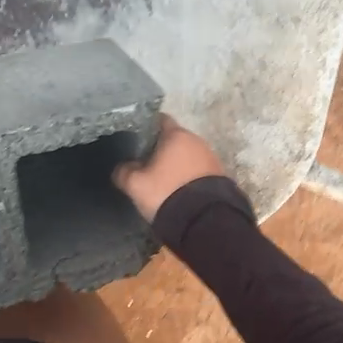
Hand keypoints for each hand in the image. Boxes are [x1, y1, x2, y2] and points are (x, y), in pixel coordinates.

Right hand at [113, 115, 227, 221]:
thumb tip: (121, 167)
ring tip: (163, 180)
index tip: (135, 139)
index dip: (146, 128)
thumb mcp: (135, 184)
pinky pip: (198, 171)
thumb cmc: (166, 193)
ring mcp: (212, 158)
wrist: (205, 222)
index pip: (159, 120)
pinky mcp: (221, 176)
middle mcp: (196, 140)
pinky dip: (188, 177)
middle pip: (174, 139)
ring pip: (187, 156)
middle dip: (161, 149)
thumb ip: (123, 171)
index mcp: (176, 135)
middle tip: (146, 163)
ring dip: (177, 164)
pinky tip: (179, 191)